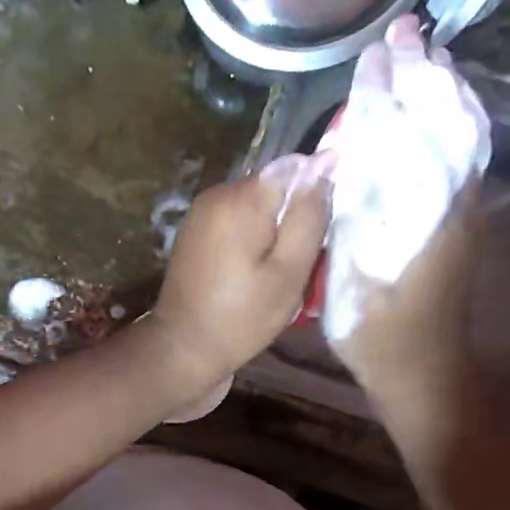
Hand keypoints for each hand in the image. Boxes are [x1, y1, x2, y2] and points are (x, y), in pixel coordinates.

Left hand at [150, 155, 332, 385]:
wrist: (182, 348)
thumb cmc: (240, 317)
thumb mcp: (289, 272)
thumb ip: (309, 216)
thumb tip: (326, 162)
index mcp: (240, 199)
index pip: (297, 168)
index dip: (317, 195)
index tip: (320, 233)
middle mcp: (217, 194)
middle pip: (275, 187)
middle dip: (293, 215)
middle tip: (299, 261)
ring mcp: (200, 212)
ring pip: (256, 205)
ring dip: (273, 230)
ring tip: (276, 270)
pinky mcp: (194, 231)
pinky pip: (236, 220)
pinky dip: (251, 238)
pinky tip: (253, 271)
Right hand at [319, 14, 489, 411]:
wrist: (423, 367)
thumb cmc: (374, 331)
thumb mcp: (351, 278)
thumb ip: (352, 216)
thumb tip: (343, 160)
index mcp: (419, 212)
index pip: (405, 134)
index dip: (386, 92)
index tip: (370, 54)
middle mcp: (452, 199)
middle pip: (446, 119)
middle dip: (423, 71)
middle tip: (402, 31)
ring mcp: (463, 206)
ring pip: (466, 130)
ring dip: (447, 85)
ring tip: (427, 50)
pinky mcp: (462, 216)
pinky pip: (467, 150)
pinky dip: (457, 114)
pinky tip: (444, 106)